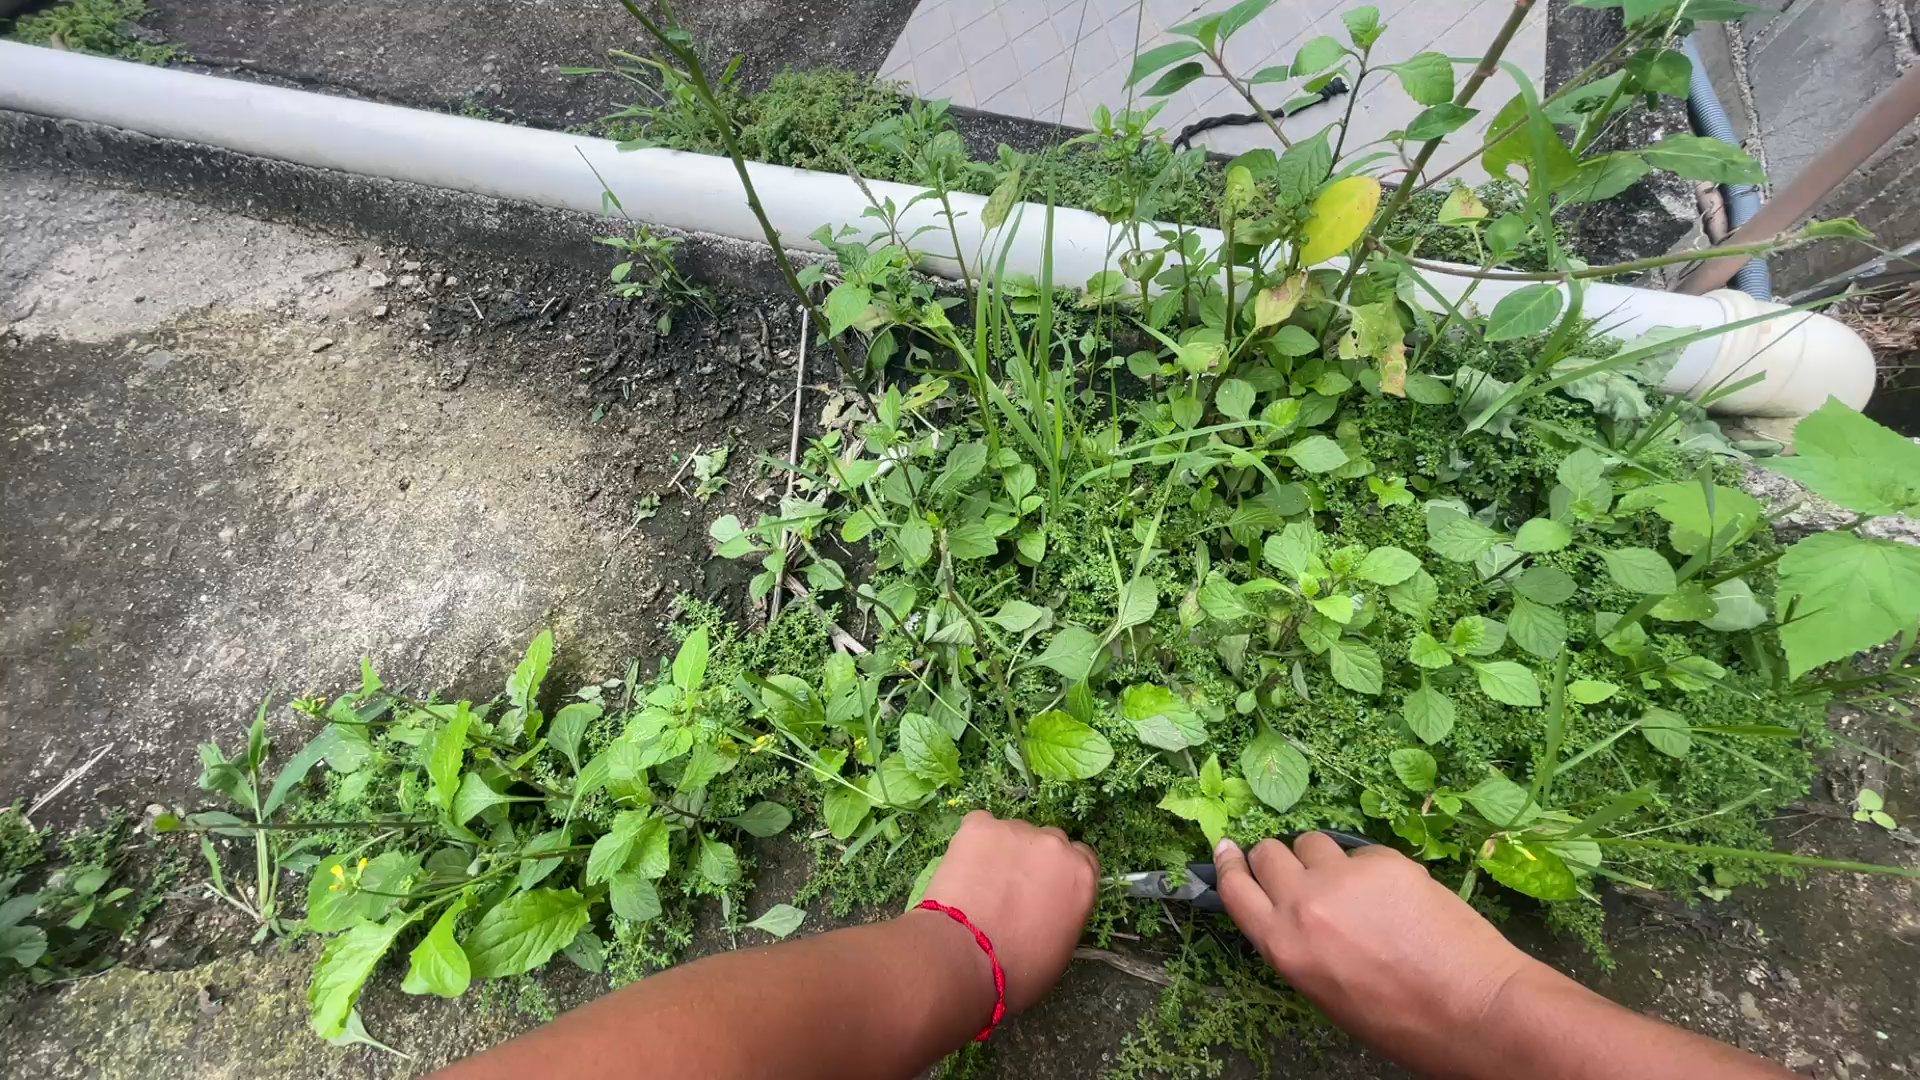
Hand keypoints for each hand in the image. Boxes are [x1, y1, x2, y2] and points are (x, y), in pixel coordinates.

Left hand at [914, 811, 1098, 1013]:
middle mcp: (1054, 844)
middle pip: (1050, 842)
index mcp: (1080, 876)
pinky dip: (973, 844)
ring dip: (1004, 852)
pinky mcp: (980, 825)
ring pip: (1013, 834)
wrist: (963, 957)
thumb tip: (1047, 907)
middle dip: (1035, 860)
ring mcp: (1016, 830)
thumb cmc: (1017, 970)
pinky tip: (963, 870)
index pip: (1082, 859)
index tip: (1047, 890)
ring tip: (981, 884)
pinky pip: (980, 827)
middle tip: (1012, 890)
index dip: (1063, 874)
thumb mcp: (1059, 950)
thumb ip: (1063, 913)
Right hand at [1213, 833, 1541, 1075]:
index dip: (1229, 864)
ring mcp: (1342, 878)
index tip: (1227, 849)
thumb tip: (1281, 906)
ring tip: (1356, 890)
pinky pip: (1360, 852)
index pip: (1234, 886)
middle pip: (1267, 852)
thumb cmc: (1400, 1022)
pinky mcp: (1381, 861)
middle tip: (1304, 878)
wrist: (1481, 1014)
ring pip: (1311, 842)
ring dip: (1323, 860)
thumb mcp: (1324, 991)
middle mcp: (1302, 904)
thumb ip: (1292, 942)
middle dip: (1280, 861)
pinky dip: (1371, 869)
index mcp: (1283, 945)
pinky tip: (1397, 898)